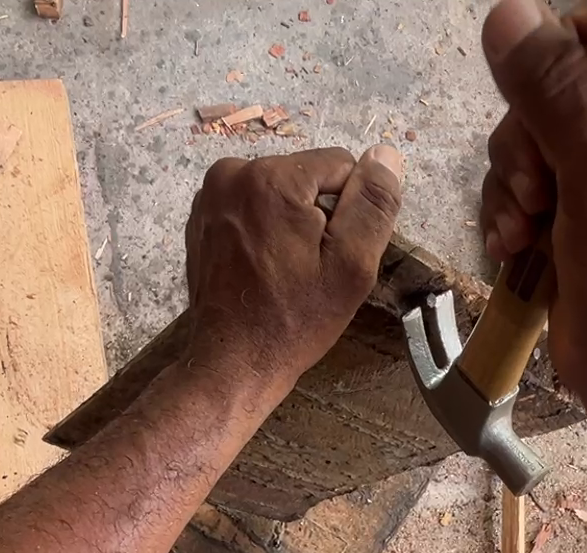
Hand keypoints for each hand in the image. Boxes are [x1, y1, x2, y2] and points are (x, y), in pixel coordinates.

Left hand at [184, 146, 404, 388]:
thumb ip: (373, 205)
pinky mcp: (200, 219)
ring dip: (289, 226)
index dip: (349, 214)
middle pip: (306, 179)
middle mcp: (232, 173)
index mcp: (272, 178)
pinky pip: (251, 211)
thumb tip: (385, 156)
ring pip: (279, 195)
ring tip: (283, 274)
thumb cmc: (293, 322)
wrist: (234, 361)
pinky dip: (262, 234)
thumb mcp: (351, 267)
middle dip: (316, 218)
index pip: (341, 166)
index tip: (331, 257)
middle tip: (307, 271)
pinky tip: (261, 272)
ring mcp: (210, 196)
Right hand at [479, 0, 586, 418]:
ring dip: (511, 187)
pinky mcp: (580, 214)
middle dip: (527, 146)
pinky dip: (509, 214)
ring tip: (521, 233)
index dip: (559, 67)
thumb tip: (504, 14)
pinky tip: (510, 246)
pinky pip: (526, 186)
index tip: (546, 125)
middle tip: (535, 196)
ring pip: (532, 141)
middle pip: (557, 88)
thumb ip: (556, 90)